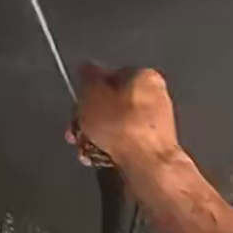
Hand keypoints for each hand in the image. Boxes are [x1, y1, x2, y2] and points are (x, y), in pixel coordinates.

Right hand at [66, 64, 181, 172]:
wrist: (147, 164)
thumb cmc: (124, 127)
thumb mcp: (91, 93)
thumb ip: (86, 76)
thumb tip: (86, 69)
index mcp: (144, 76)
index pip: (107, 75)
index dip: (86, 90)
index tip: (77, 102)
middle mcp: (155, 96)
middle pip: (109, 102)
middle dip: (89, 118)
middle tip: (78, 126)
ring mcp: (155, 123)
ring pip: (114, 124)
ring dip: (95, 135)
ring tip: (85, 145)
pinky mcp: (152, 146)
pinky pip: (123, 142)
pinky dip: (108, 148)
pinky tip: (98, 156)